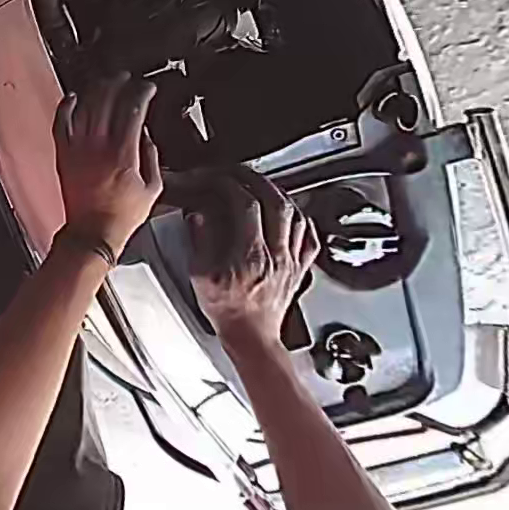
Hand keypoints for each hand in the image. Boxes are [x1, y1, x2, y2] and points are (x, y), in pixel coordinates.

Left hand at [54, 74, 163, 255]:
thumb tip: (145, 135)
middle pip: (106, 101)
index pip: (132, 110)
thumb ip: (151, 156)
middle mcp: (98, 146)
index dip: (141, 93)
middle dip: (118, 84)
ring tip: (105, 83)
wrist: (92, 232)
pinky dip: (64, 107)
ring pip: (84, 107)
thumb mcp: (153, 187)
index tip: (148, 88)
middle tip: (126, 78)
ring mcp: (77, 149)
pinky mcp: (63, 154)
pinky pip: (60, 123)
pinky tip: (71, 97)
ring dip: (95, 90)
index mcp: (123, 153)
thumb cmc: (122, 215)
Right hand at [184, 171, 317, 352]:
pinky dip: (300, 217)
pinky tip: (290, 211)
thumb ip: (201, 242)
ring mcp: (292, 260)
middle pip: (275, 202)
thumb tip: (199, 216)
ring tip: (262, 184)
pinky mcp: (300, 267)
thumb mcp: (200, 276)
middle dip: (255, 179)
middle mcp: (277, 255)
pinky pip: (309, 235)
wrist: (251, 337)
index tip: (217, 178)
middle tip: (240, 171)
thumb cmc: (227, 311)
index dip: (230, 184)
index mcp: (250, 255)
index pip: (245, 205)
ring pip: (295, 214)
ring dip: (278, 193)